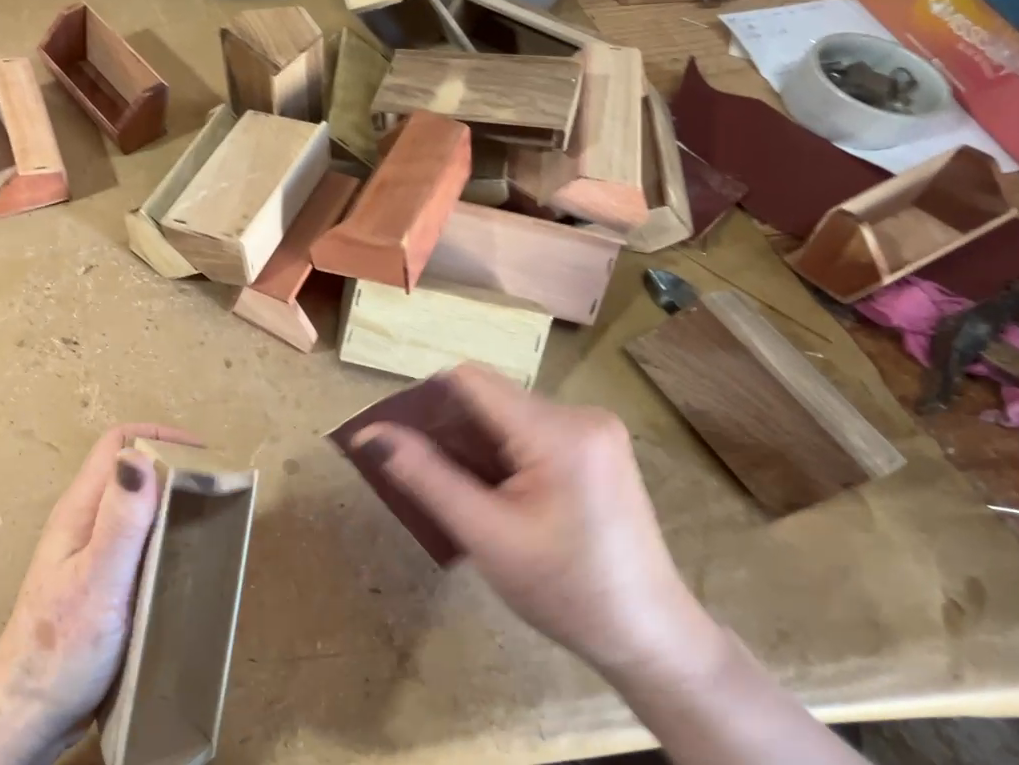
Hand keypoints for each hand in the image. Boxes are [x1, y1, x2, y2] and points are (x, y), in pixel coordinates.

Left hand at [0, 423, 203, 764]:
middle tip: (217, 489)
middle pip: (127, 473)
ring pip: (132, 509)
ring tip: (210, 522)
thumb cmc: (61, 649)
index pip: (115, 445)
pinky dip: (163, 538)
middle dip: (171, 468)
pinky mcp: (98, 585)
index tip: (204, 454)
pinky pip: (134, 544)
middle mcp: (82, 524)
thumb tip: (138, 456)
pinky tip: (185, 562)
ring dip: (169, 504)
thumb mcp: (98, 581)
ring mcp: (88, 555)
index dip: (158, 436)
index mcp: (78, 511)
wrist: (29, 712)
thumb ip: (120, 521)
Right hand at [349, 364, 723, 683]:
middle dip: (446, 432)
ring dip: (470, 446)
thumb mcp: (485, 534)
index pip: (468, 380)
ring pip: (502, 415)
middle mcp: (581, 416)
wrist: (652, 639)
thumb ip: (424, 476)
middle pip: (486, 398)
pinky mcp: (595, 450)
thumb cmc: (567, 592)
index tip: (399, 443)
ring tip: (459, 495)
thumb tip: (367, 433)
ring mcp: (593, 432)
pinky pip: (525, 431)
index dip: (423, 403)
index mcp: (559, 431)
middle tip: (423, 479)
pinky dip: (496, 456)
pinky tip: (492, 497)